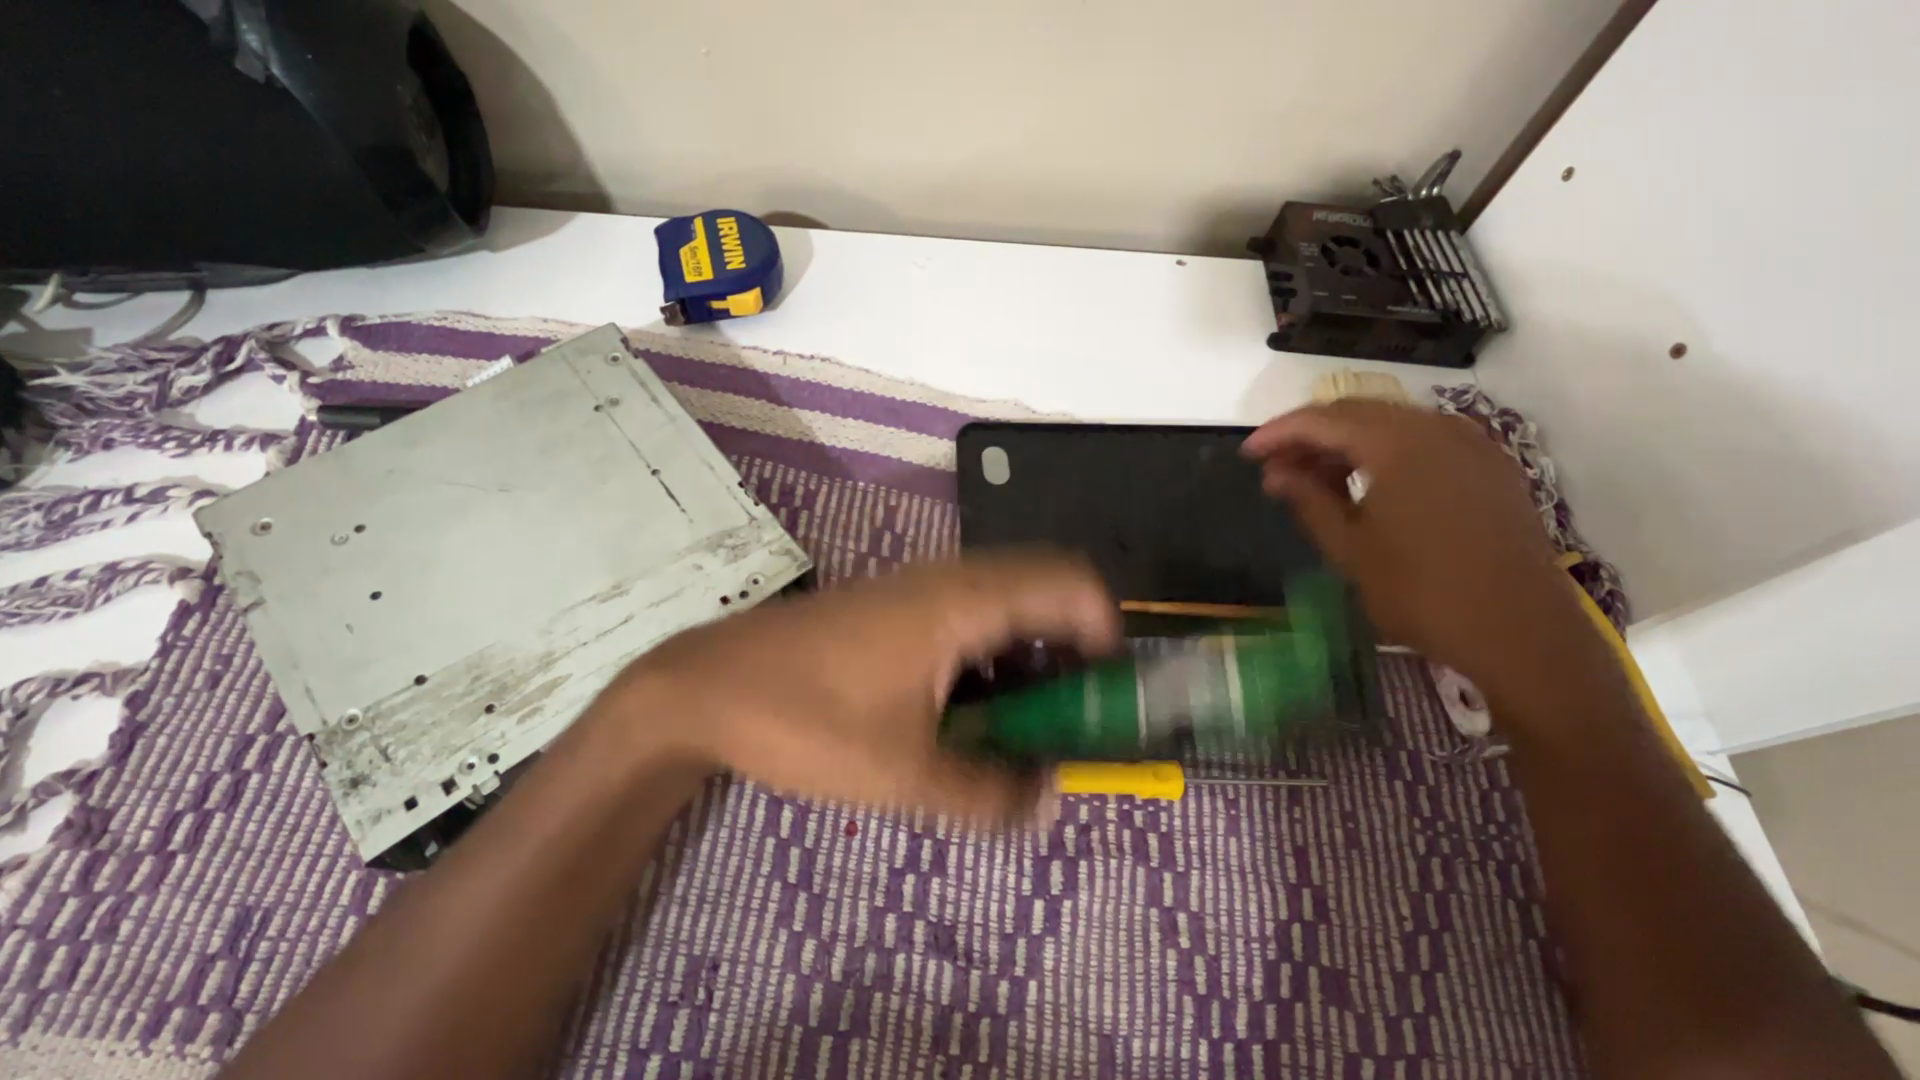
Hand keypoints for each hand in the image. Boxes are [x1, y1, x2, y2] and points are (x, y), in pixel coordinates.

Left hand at [594, 553, 1120, 826]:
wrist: (703, 690)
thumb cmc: (805, 722)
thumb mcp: (903, 776)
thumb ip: (987, 794)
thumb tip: (1049, 802)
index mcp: (962, 602)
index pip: (1069, 583)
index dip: (1107, 633)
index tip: (1109, 697)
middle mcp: (948, 582)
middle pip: (1043, 593)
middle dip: (1072, 655)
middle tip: (1070, 720)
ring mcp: (916, 592)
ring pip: (1002, 610)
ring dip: (1028, 662)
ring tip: (1020, 730)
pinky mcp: (891, 612)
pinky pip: (965, 623)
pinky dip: (988, 663)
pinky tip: (967, 717)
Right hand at [1242, 400, 1588, 690]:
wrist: (1520, 633)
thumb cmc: (1423, 593)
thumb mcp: (1351, 550)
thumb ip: (1309, 500)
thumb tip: (1276, 472)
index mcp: (1399, 442)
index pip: (1324, 419)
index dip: (1279, 433)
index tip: (1247, 454)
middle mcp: (1438, 428)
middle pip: (1360, 413)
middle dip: (1312, 436)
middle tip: (1277, 469)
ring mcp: (1473, 445)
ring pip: (1395, 426)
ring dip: (1349, 445)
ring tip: (1315, 480)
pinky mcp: (1492, 468)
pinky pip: (1426, 443)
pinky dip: (1388, 455)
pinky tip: (1368, 487)